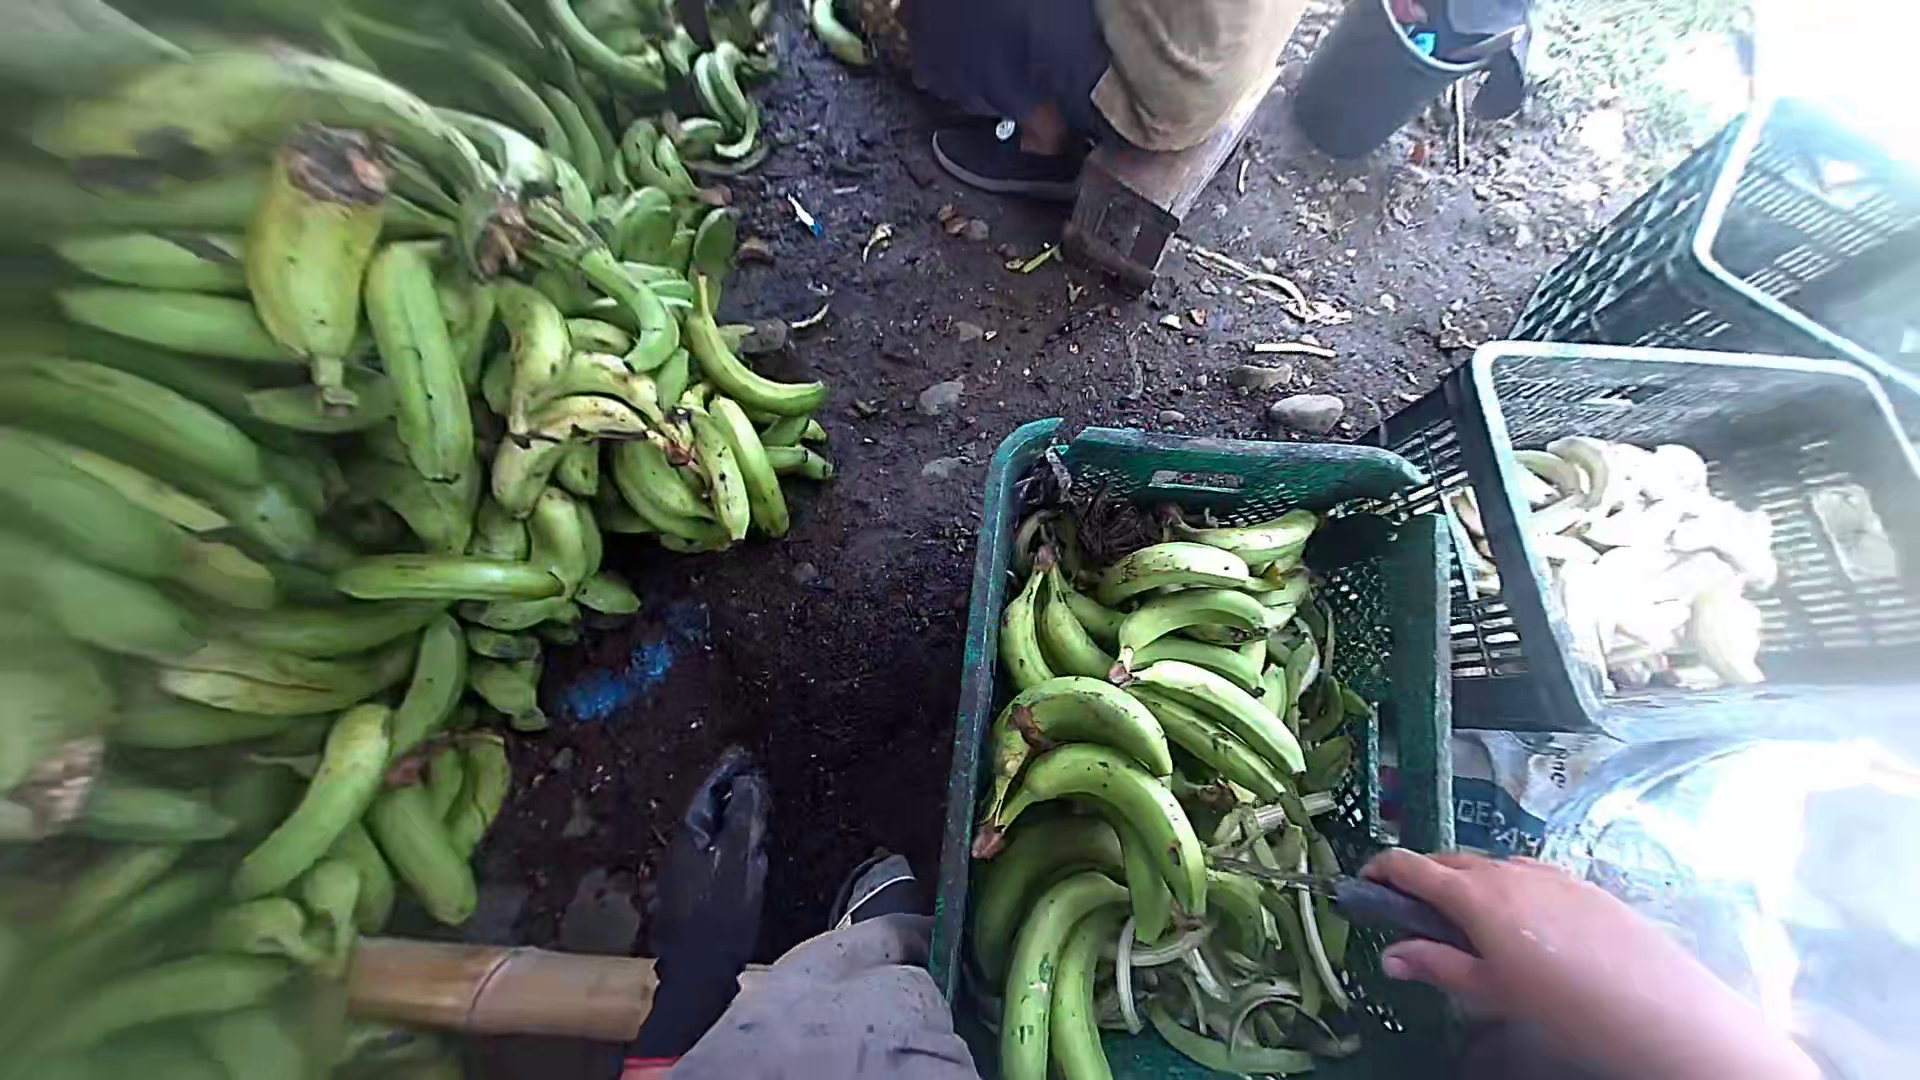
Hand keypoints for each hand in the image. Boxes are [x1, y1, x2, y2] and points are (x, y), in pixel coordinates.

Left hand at [631, 747, 769, 1058]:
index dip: (727, 772)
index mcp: (689, 836)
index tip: (743, 755)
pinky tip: (745, 851)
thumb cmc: (722, 911)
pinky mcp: (690, 894)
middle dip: (730, 795)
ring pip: (710, 834)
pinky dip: (728, 843)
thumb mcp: (741, 856)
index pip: (708, 791)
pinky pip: (712, 854)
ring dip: (730, 820)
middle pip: (708, 812)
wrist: (700, 972)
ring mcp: (681, 874)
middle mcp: (679, 851)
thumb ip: (745, 815)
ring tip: (754, 810)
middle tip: (754, 780)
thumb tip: (748, 781)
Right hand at [1361, 850, 1818, 1079]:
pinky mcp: (1585, 885)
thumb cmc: (1574, 1013)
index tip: (1367, 884)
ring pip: (1487, 864)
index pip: (1406, 864)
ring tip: (1480, 922)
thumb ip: (1437, 967)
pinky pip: (1529, 872)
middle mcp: (1501, 869)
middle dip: (1424, 878)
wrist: (1687, 1029)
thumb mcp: (1497, 995)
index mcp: (1471, 893)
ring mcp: (1546, 873)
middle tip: (1424, 914)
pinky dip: (1510, 885)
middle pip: (1445, 859)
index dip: (1379, 869)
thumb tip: (1388, 956)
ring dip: (1467, 881)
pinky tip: (1532, 922)